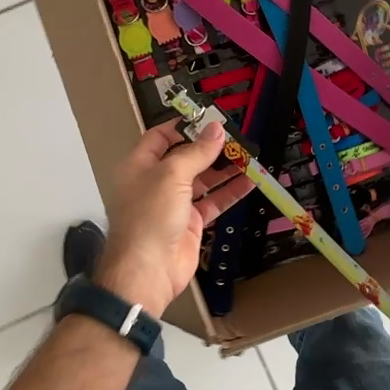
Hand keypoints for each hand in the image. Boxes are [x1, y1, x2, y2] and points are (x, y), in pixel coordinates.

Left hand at [92, 120, 253, 314]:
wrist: (148, 270)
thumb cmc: (149, 217)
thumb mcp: (171, 175)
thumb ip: (196, 152)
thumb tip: (216, 130)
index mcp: (139, 165)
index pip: (159, 137)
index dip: (183, 126)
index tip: (209, 119)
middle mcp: (154, 182)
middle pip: (185, 158)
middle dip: (210, 148)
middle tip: (237, 138)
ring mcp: (173, 204)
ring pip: (203, 180)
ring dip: (225, 169)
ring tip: (249, 157)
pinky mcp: (190, 223)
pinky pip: (213, 202)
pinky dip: (231, 192)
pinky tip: (250, 182)